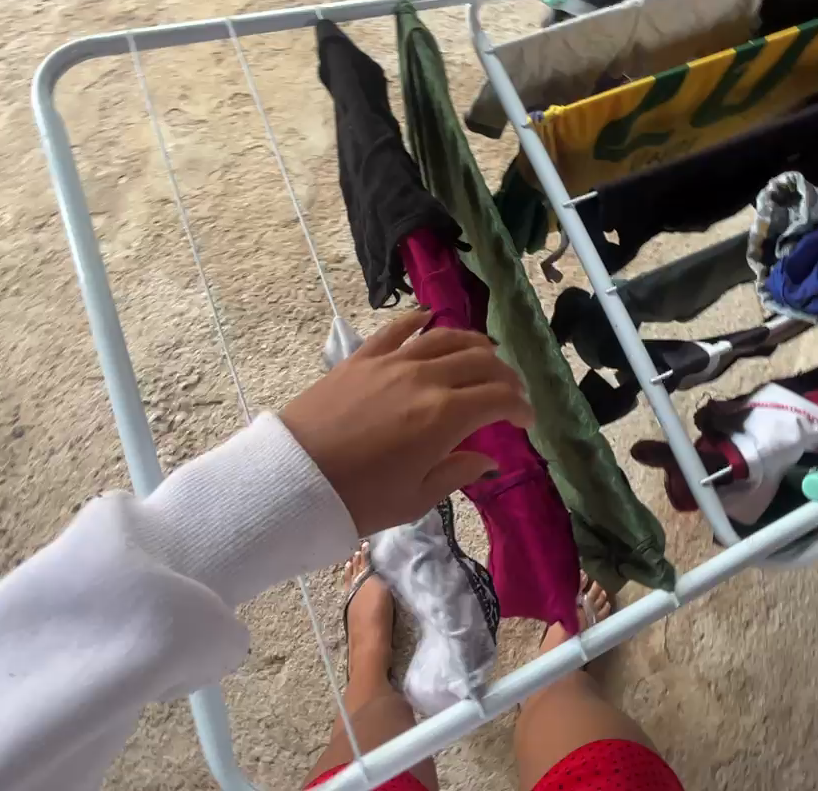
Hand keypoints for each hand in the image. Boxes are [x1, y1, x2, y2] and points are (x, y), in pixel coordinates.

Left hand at [282, 310, 532, 534]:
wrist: (290, 480)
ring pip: (447, 338)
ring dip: (474, 344)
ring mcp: (394, 361)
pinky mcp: (363, 357)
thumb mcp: (414, 499)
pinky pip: (399, 328)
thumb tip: (487, 459)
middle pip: (481, 362)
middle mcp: (426, 378)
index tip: (526, 419)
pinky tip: (431, 319)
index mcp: (445, 416)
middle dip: (505, 375)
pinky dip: (420, 320)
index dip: (520, 407)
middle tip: (511, 391)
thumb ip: (457, 472)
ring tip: (486, 355)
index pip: (499, 398)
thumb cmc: (357, 499)